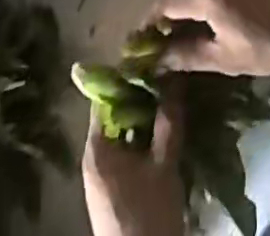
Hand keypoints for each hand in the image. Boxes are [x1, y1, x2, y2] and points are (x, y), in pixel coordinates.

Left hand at [83, 83, 184, 235]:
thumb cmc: (147, 212)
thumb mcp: (164, 163)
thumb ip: (168, 120)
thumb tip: (175, 77)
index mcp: (97, 148)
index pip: (105, 97)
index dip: (128, 75)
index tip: (153, 57)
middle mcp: (94, 156)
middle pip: (116, 112)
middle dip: (143, 94)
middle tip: (170, 74)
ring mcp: (103, 173)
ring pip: (125, 130)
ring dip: (147, 114)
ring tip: (174, 95)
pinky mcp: (115, 185)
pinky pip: (128, 146)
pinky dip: (145, 134)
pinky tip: (168, 126)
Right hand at [149, 0, 269, 75]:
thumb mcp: (226, 58)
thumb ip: (187, 55)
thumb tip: (157, 60)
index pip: (163, 4)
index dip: (146, 24)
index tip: (137, 45)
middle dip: (160, 12)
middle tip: (154, 40)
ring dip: (179, 1)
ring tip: (176, 29)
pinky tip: (201, 12)